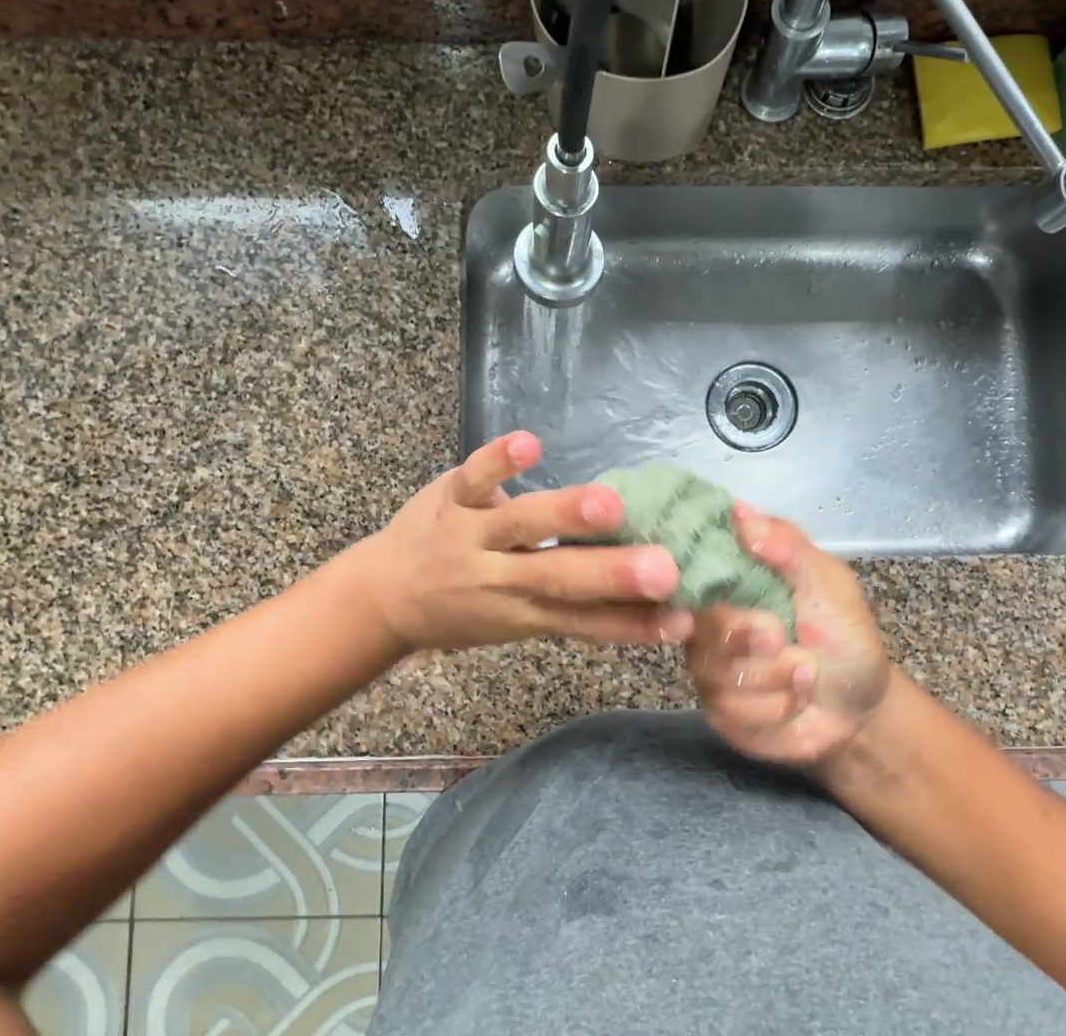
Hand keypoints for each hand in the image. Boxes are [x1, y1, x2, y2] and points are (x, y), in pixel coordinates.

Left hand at [350, 431, 692, 651]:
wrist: (381, 596)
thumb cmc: (465, 612)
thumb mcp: (520, 622)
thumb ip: (577, 607)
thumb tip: (654, 600)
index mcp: (524, 613)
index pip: (584, 622)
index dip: (633, 623)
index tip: (683, 619)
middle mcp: (499, 579)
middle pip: (558, 578)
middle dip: (612, 575)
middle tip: (665, 570)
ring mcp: (472, 535)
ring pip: (518, 523)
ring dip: (563, 514)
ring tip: (610, 506)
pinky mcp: (451, 497)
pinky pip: (474, 477)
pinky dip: (498, 462)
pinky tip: (531, 443)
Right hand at [684, 504, 892, 768]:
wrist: (860, 709)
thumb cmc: (844, 637)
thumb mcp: (829, 584)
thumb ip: (788, 546)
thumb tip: (741, 510)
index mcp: (734, 581)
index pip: (694, 567)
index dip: (706, 579)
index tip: (736, 589)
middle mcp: (711, 620)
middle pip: (706, 626)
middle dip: (753, 638)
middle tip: (783, 638)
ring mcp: (710, 666)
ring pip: (719, 672)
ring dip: (777, 678)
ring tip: (807, 675)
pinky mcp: (717, 709)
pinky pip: (730, 708)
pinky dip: (776, 708)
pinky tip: (794, 703)